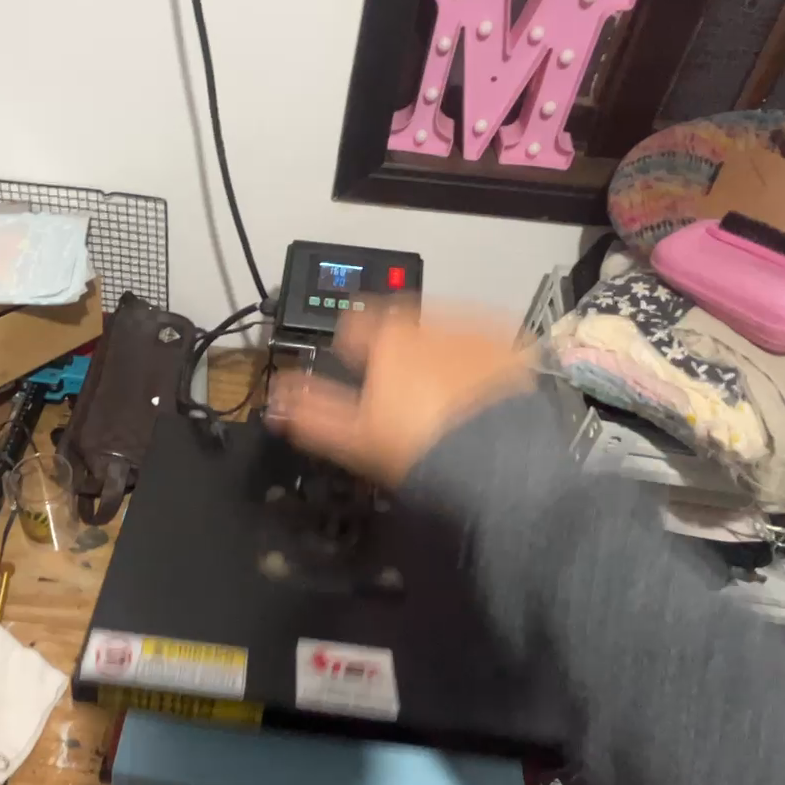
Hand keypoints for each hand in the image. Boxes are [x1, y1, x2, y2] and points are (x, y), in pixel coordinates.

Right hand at [265, 302, 537, 485]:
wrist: (494, 463)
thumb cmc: (421, 449)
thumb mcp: (352, 437)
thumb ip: (308, 411)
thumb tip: (277, 399)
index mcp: (383, 338)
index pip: (353, 324)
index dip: (350, 346)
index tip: (356, 365)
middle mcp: (427, 323)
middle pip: (398, 322)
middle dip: (394, 345)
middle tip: (400, 385)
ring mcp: (471, 330)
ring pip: (441, 326)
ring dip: (436, 347)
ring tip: (440, 389)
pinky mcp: (507, 343)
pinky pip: (485, 338)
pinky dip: (476, 355)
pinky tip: (474, 384)